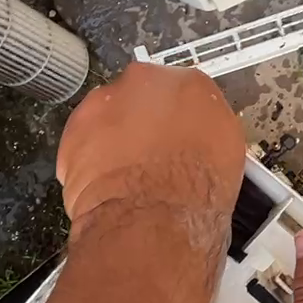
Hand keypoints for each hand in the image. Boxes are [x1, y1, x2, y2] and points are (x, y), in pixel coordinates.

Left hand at [57, 63, 242, 240]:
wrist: (154, 218)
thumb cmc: (193, 197)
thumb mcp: (225, 159)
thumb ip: (206, 135)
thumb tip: (198, 144)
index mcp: (194, 87)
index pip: (185, 91)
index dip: (180, 118)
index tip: (178, 134)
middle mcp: (150, 83)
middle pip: (143, 94)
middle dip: (144, 121)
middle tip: (151, 154)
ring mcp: (109, 100)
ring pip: (109, 113)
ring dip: (115, 137)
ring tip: (127, 173)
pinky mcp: (77, 124)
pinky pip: (82, 137)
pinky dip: (89, 156)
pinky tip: (105, 181)